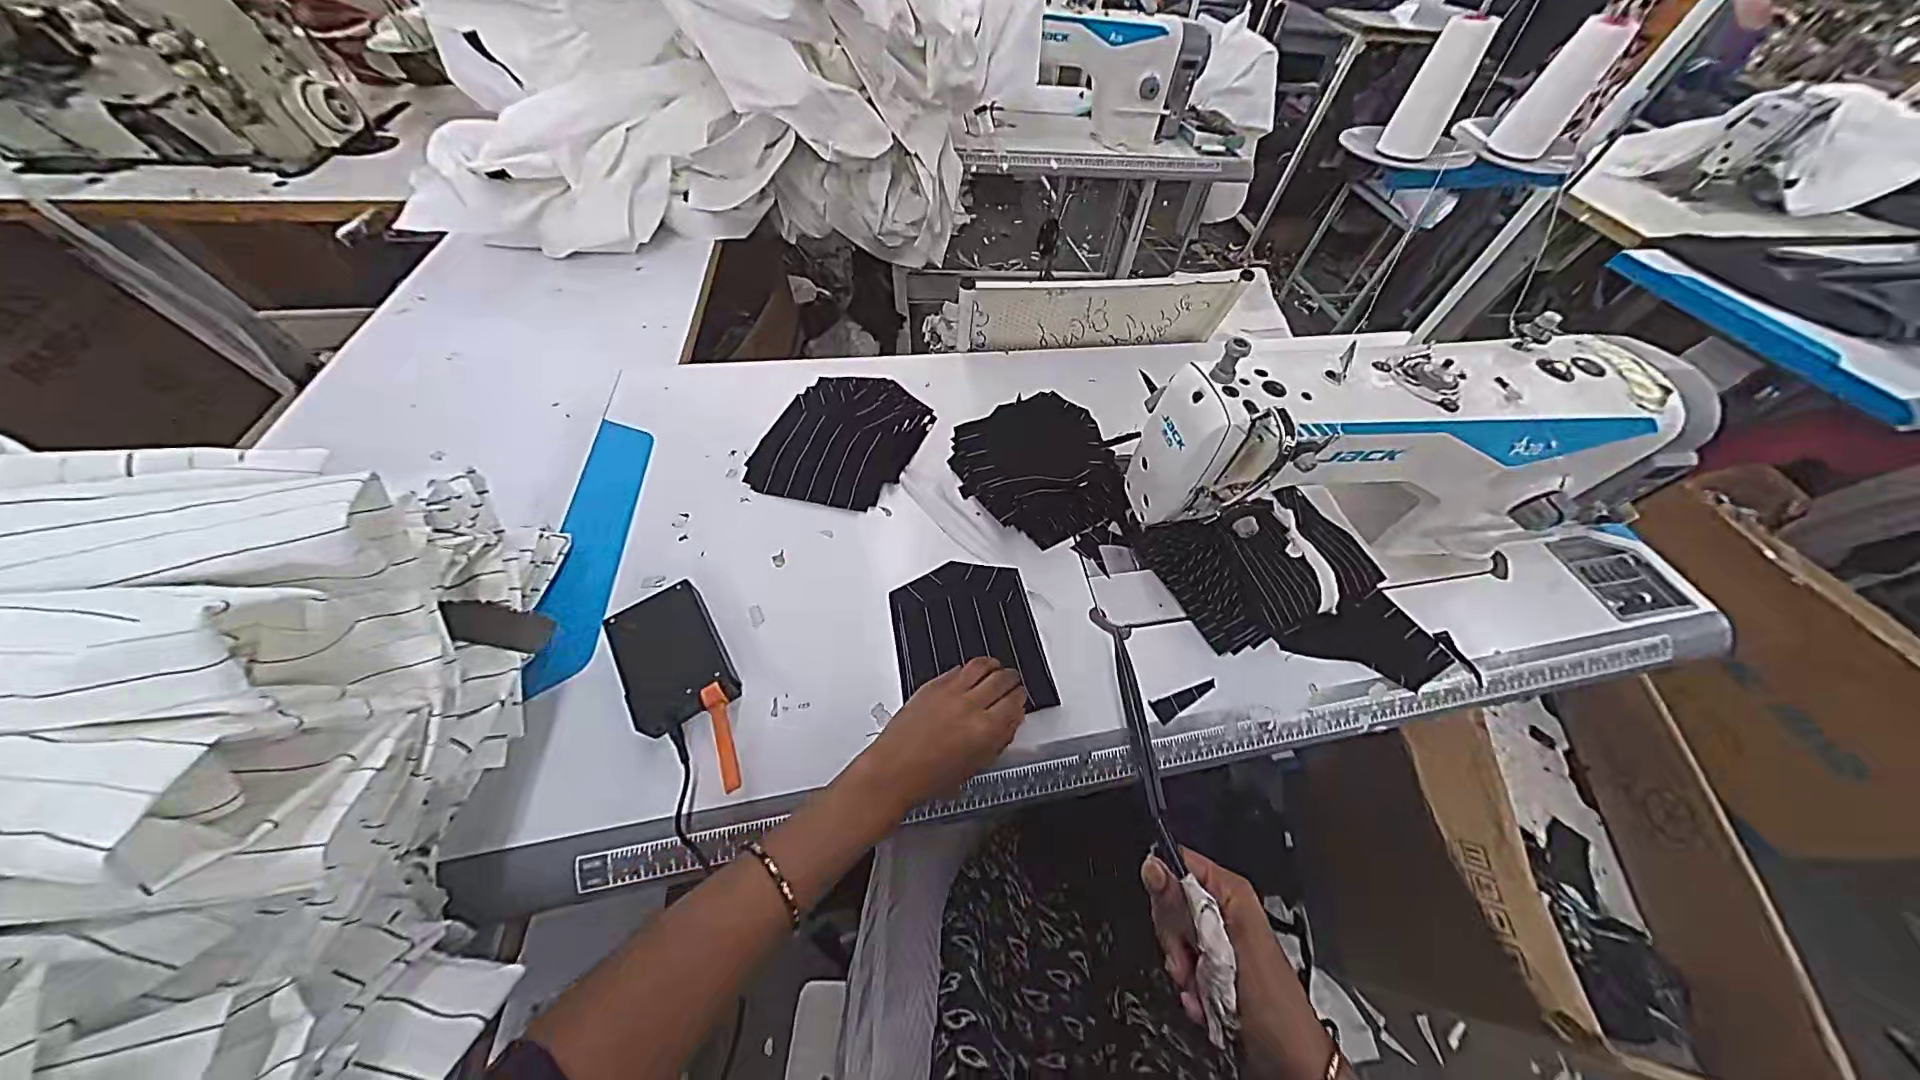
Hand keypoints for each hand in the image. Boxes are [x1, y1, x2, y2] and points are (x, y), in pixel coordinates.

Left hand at [851, 657, 1025, 813]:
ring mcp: (949, 693)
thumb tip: (1008, 725)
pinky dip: (968, 669)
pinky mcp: (931, 686)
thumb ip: (997, 742)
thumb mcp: (974, 767)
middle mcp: (969, 706)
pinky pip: (957, 669)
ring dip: (993, 665)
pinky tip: (969, 672)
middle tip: (1013, 681)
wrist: (893, 771)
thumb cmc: (927, 777)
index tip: (1020, 698)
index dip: (1021, 698)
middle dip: (1012, 679)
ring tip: (996, 667)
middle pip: (1002, 679)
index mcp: (985, 729)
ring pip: (981, 666)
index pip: (1014, 702)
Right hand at [1145, 848, 1337, 1079]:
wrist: (1292, 1069)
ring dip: (1181, 968)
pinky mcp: (1213, 972)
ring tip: (1203, 990)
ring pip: (1172, 937)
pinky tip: (1203, 1002)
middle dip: (1174, 938)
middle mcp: (1224, 915)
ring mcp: (1218, 945)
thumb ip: (1187, 905)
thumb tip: (1153, 864)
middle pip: (1170, 903)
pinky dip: (1187, 988)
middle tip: (1191, 961)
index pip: (1178, 866)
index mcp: (1232, 895)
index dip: (1166, 890)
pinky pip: (1180, 967)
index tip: (1172, 919)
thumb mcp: (1226, 948)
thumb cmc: (1278, 1011)